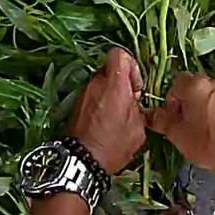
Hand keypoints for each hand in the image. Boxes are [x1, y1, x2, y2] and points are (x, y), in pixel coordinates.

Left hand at [68, 48, 146, 173]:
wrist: (81, 160)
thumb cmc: (113, 144)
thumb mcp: (138, 128)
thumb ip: (138, 107)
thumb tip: (133, 101)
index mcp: (113, 84)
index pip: (119, 54)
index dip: (131, 66)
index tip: (136, 87)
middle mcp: (96, 83)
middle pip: (110, 69)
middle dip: (121, 82)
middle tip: (129, 102)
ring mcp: (83, 93)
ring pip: (101, 83)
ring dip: (110, 93)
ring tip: (117, 115)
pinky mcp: (76, 105)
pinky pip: (93, 96)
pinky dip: (100, 102)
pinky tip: (106, 121)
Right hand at [145, 73, 214, 171]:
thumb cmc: (205, 142)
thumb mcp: (176, 133)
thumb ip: (160, 120)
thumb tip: (148, 114)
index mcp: (195, 86)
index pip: (175, 82)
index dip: (171, 99)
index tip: (172, 116)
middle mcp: (213, 84)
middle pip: (191, 87)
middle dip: (184, 101)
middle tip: (182, 122)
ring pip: (205, 95)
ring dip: (198, 106)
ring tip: (196, 127)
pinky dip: (211, 111)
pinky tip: (210, 129)